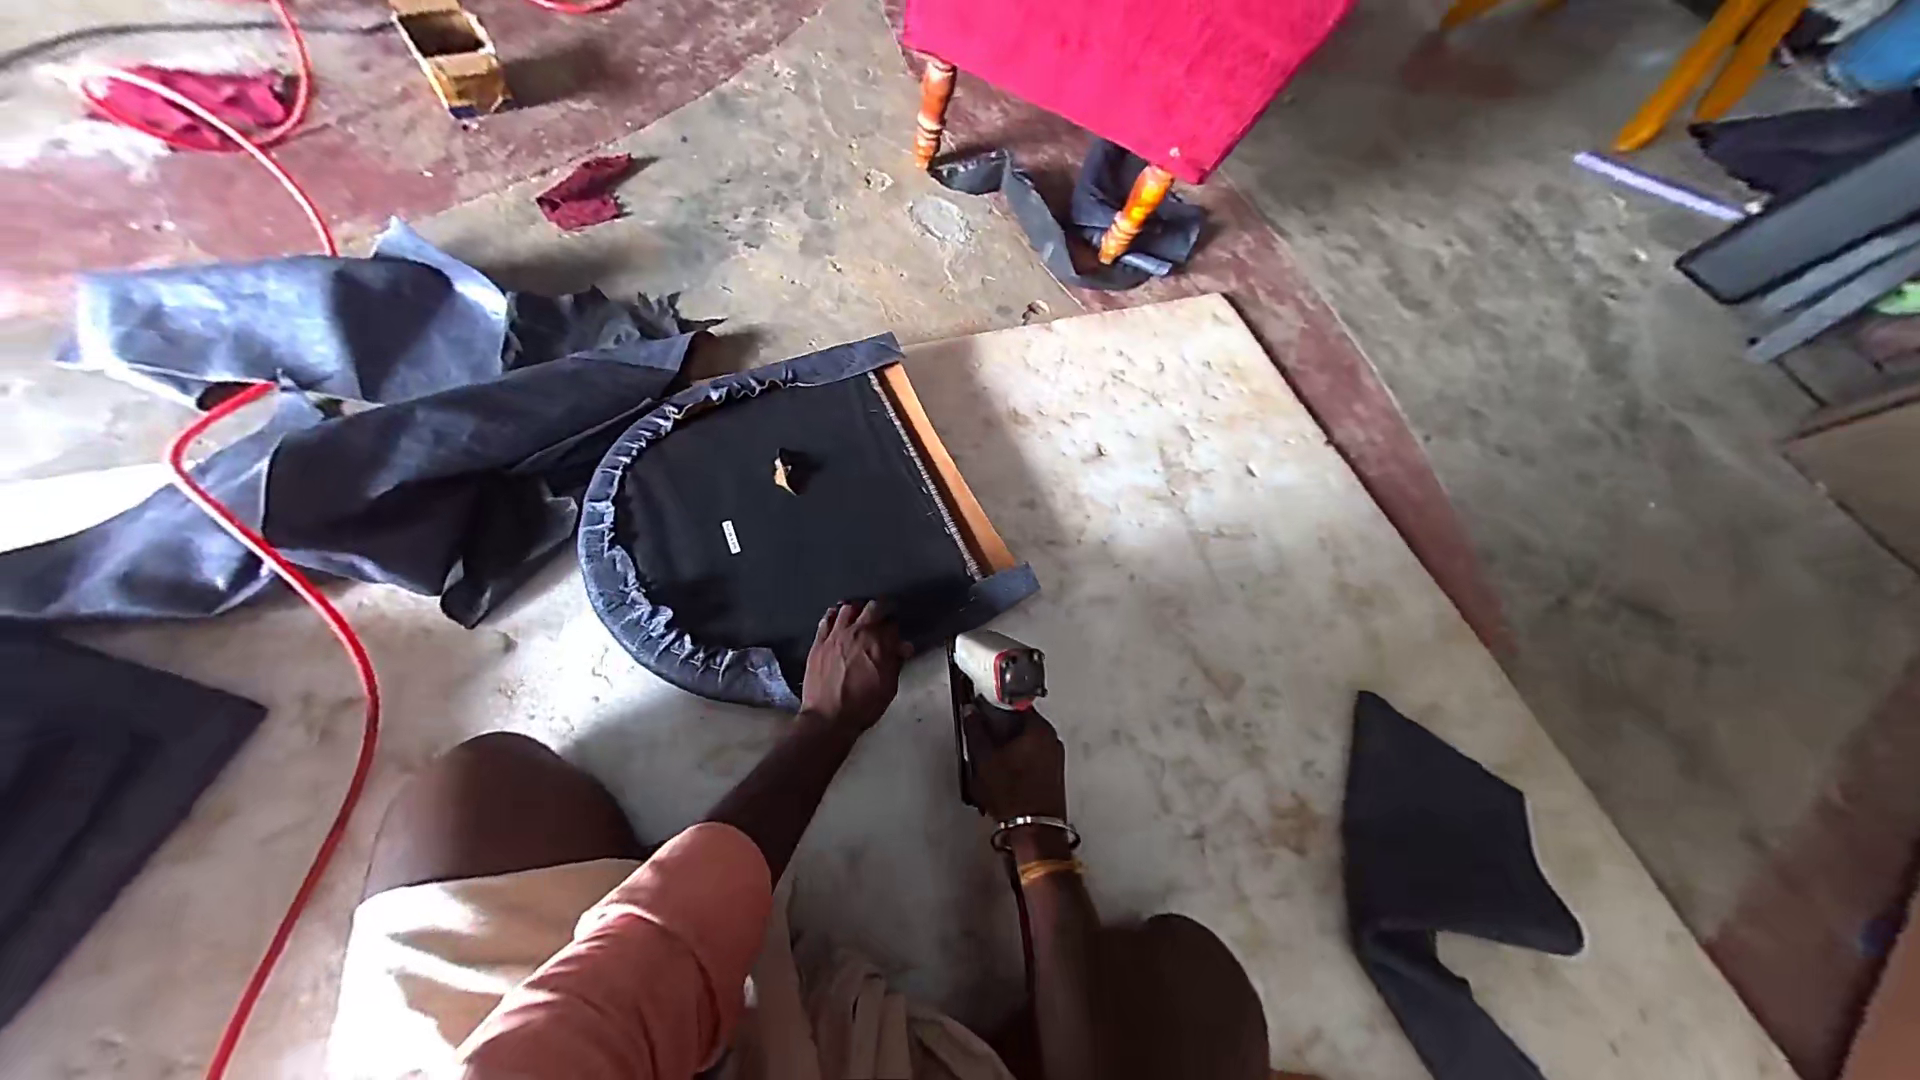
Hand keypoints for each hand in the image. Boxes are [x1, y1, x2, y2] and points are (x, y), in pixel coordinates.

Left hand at [799, 601, 910, 735]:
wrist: (828, 718)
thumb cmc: (863, 706)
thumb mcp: (888, 687)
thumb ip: (896, 662)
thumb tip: (903, 648)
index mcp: (879, 643)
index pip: (891, 623)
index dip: (894, 626)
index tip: (894, 631)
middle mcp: (858, 633)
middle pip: (872, 607)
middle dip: (880, 609)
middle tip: (880, 616)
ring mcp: (836, 636)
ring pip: (848, 608)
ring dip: (856, 609)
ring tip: (858, 615)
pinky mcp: (819, 642)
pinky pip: (826, 619)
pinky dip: (834, 615)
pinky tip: (837, 619)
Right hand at [964, 707, 1067, 823]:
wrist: (1033, 830)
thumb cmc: (1013, 795)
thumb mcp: (985, 758)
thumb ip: (976, 730)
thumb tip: (971, 713)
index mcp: (1039, 729)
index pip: (1016, 702)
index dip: (995, 704)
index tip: (981, 707)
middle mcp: (1051, 739)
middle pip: (1022, 720)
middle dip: (1001, 725)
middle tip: (983, 733)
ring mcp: (1055, 756)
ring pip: (1027, 738)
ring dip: (1009, 741)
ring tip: (991, 755)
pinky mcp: (1053, 772)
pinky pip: (1033, 753)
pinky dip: (1018, 754)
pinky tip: (1004, 768)